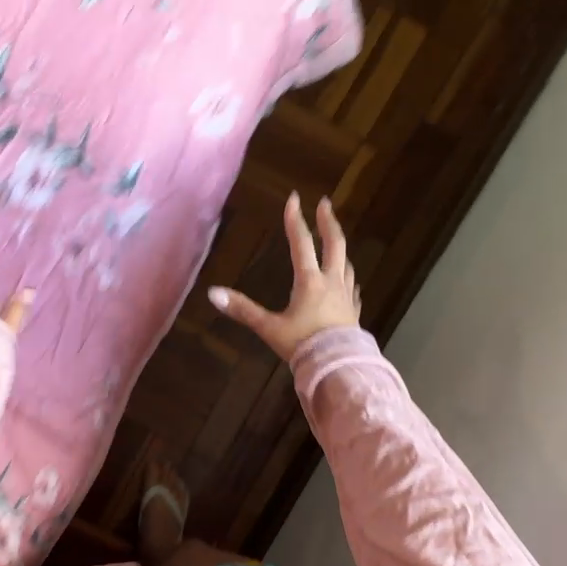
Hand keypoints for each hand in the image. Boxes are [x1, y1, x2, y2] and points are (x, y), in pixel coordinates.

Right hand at [209, 192, 360, 357]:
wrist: (335, 366)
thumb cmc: (301, 346)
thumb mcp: (268, 328)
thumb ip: (243, 309)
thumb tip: (213, 293)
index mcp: (310, 282)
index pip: (301, 243)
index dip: (295, 220)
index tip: (293, 198)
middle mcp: (331, 282)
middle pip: (334, 244)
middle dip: (327, 222)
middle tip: (324, 204)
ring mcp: (346, 296)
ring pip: (345, 264)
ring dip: (339, 249)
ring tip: (334, 241)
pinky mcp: (353, 312)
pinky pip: (352, 288)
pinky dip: (347, 278)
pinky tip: (347, 281)